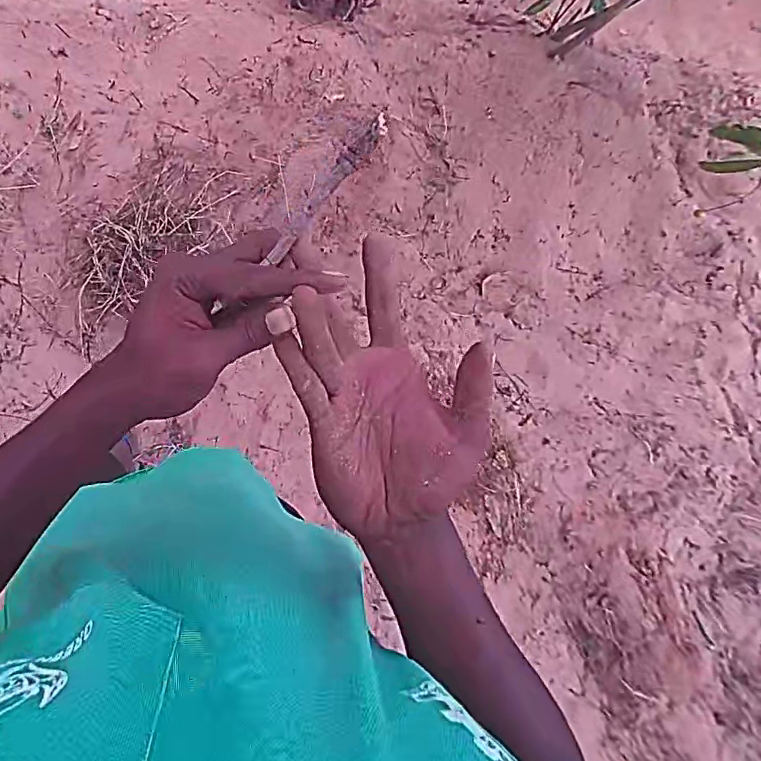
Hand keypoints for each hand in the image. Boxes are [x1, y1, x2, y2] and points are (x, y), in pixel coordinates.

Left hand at [93, 229, 347, 423]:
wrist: (126, 391)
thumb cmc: (157, 379)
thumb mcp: (206, 359)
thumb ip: (248, 332)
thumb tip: (292, 312)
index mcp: (184, 277)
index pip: (248, 275)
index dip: (293, 279)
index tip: (334, 280)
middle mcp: (190, 268)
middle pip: (249, 254)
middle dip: (289, 262)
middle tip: (328, 276)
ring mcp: (195, 278)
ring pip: (247, 267)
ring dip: (278, 277)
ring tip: (318, 287)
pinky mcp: (202, 293)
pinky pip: (239, 286)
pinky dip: (263, 293)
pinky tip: (289, 301)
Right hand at [271, 235, 494, 544]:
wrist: (404, 519)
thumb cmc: (437, 475)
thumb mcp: (468, 433)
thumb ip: (472, 389)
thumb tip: (483, 342)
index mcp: (397, 364)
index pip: (385, 310)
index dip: (379, 277)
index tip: (372, 241)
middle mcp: (362, 370)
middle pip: (339, 318)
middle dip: (321, 281)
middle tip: (302, 244)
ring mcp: (339, 392)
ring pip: (318, 347)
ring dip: (306, 316)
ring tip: (292, 283)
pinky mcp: (322, 419)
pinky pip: (307, 385)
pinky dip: (292, 358)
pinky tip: (277, 331)